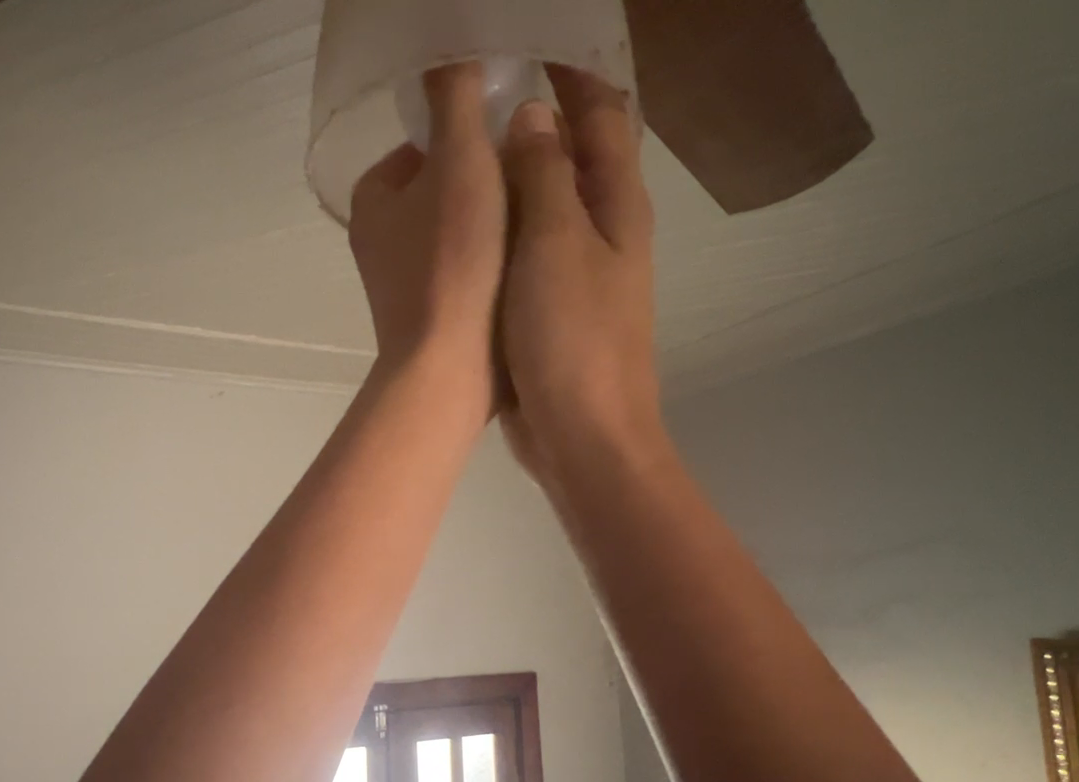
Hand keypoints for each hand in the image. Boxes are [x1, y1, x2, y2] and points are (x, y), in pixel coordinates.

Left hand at [348, 63, 504, 414]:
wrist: (447, 367)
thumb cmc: (455, 260)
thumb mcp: (461, 161)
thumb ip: (455, 103)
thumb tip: (450, 57)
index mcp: (372, 199)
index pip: (422, 148)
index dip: (469, 144)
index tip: (507, 157)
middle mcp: (374, 241)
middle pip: (440, 192)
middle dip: (483, 189)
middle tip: (526, 195)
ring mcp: (395, 285)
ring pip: (453, 236)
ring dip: (491, 231)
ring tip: (530, 237)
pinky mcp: (420, 320)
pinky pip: (460, 276)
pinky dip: (486, 271)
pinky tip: (516, 278)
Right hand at [497, 67, 661, 489]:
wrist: (582, 437)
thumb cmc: (574, 340)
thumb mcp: (556, 246)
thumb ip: (544, 176)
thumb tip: (533, 114)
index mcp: (616, 204)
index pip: (603, 114)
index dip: (573, 74)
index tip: (526, 47)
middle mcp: (603, 230)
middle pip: (575, 155)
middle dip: (536, 117)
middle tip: (478, 93)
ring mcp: (576, 272)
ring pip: (546, 205)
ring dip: (513, 172)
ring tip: (463, 146)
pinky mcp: (548, 308)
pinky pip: (524, 250)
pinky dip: (500, 226)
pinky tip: (463, 224)